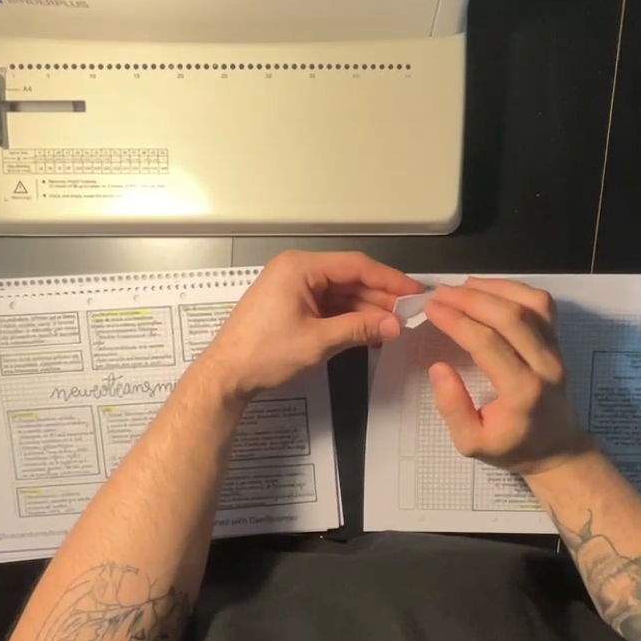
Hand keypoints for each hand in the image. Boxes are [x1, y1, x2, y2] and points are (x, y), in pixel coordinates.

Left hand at [197, 251, 424, 398]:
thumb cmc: (265, 353)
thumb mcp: (318, 341)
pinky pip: (328, 306)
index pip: (355, 265)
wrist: (226, 375)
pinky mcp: (292, 305)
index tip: (414, 292)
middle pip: (349, 278)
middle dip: (380, 297)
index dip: (388, 279)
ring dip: (366, 310)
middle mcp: (297, 270)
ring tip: (394, 327)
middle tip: (409, 313)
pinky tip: (370, 332)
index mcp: (300, 267)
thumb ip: (359, 328)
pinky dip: (349, 318)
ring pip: (341, 294)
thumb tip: (395, 326)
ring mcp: (294, 288)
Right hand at [423, 277, 595, 476]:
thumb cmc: (512, 448)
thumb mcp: (472, 443)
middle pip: (510, 316)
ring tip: (461, 286)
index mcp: (522, 391)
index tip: (430, 308)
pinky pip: (541, 304)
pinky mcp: (558, 341)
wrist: (557, 449)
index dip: (456, 321)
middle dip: (470, 298)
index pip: (487, 343)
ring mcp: (556, 350)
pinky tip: (488, 290)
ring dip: (493, 288)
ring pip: (530, 303)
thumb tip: (439, 368)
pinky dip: (514, 289)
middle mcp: (544, 364)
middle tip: (439, 293)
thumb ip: (453, 408)